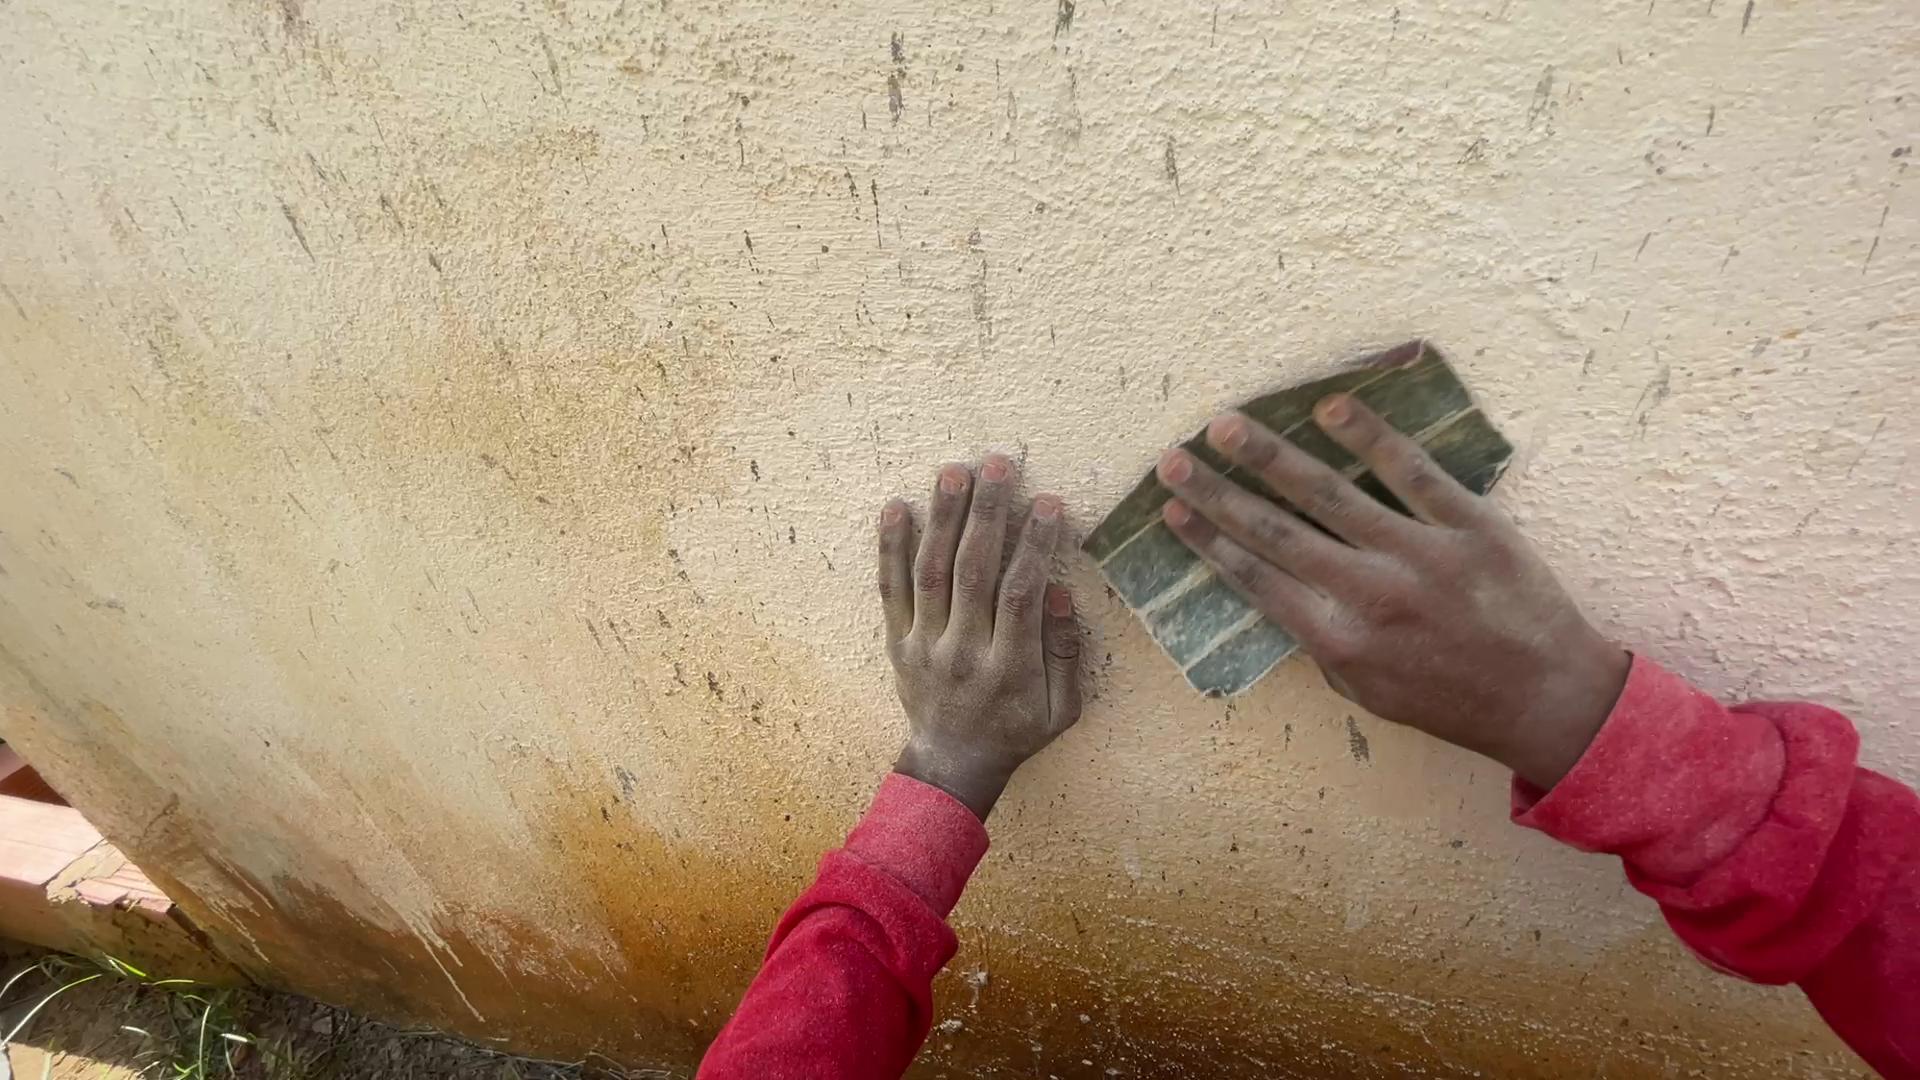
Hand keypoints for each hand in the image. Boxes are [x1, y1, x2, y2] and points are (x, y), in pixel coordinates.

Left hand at [877, 456, 1083, 820]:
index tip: (1047, 502)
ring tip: (952, 472)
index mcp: (1008, 667)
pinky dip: (890, 549)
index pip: (1019, 593)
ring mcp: (924, 645)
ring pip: (930, 572)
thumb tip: (1057, 591)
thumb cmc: (1015, 731)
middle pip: (972, 571)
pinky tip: (895, 508)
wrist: (952, 764)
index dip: (1034, 545)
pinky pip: (890, 590)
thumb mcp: (1062, 710)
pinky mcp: (898, 642)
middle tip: (997, 464)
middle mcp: (962, 651)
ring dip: (942, 518)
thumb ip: (1066, 652)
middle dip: (987, 514)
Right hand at [1155, 395, 1629, 789]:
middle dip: (1216, 493)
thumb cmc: (1445, 701)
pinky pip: (1414, 473)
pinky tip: (1331, 408)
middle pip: (1274, 531)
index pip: (1254, 578)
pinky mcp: (1471, 526)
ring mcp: (1420, 555)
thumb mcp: (1361, 690)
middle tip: (1174, 460)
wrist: (1551, 702)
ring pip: (1330, 495)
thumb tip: (1273, 590)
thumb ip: (1313, 641)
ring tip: (1227, 426)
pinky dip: (1372, 438)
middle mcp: (1369, 594)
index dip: (1206, 540)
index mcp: (1337, 638)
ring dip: (1270, 457)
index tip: (1170, 509)